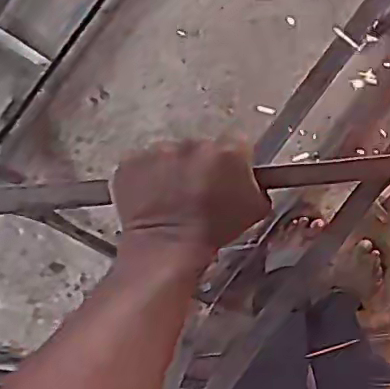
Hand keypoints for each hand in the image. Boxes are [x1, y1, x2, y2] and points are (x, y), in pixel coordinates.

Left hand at [111, 139, 267, 269]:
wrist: (167, 245)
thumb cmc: (215, 228)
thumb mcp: (257, 209)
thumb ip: (258, 185)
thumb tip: (253, 181)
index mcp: (229, 151)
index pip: (239, 145)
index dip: (237, 162)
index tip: (232, 178)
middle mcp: (194, 143)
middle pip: (204, 148)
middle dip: (205, 165)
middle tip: (203, 191)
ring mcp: (159, 150)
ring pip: (173, 155)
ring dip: (177, 170)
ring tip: (176, 196)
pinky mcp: (132, 161)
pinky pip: (145, 164)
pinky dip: (150, 177)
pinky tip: (156, 197)